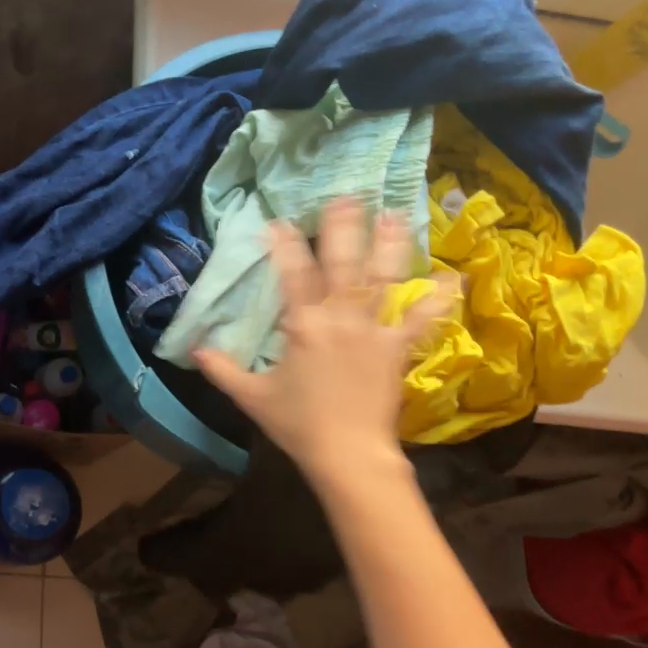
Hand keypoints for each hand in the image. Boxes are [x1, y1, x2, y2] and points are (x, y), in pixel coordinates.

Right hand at [194, 200, 455, 483]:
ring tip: (394, 213)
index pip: (292, 275)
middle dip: (343, 227)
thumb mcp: (250, 397)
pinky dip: (437, 298)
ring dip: (389, 244)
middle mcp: (339, 318)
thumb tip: (194, 349)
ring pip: (383, 279)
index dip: (285, 245)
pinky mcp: (398, 348)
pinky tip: (452, 276)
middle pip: (342, 263)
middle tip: (347, 195)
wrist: (347, 453)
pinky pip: (420, 318)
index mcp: (303, 327)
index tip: (280, 221)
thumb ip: (222, 369)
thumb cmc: (297, 424)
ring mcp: (373, 330)